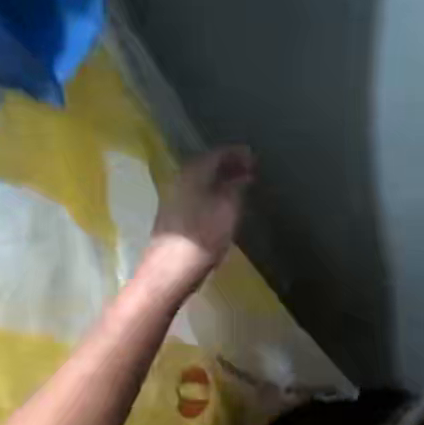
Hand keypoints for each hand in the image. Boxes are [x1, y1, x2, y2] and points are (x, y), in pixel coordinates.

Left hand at [140, 146, 254, 293]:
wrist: (170, 271)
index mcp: (193, 173)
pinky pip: (195, 194)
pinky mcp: (171, 217)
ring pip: (200, 180)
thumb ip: (237, 187)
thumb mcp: (228, 209)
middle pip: (206, 165)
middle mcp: (179, 180)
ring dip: (219, 180)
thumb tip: (243, 174)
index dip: (237, 153)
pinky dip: (211, 192)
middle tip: (249, 169)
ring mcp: (172, 198)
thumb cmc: (203, 237)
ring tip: (239, 186)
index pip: (217, 153)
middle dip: (228, 165)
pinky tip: (221, 203)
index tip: (254, 157)